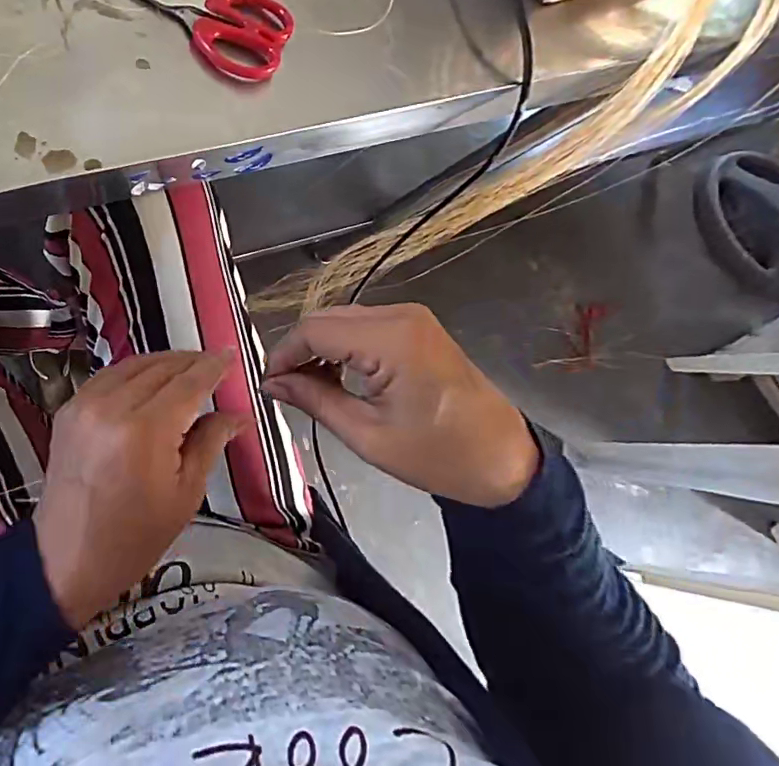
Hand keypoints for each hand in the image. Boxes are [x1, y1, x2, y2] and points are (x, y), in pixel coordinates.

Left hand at [33, 351, 244, 629]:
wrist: (69, 553)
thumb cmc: (134, 536)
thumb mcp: (184, 493)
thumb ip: (209, 443)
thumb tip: (236, 415)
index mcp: (144, 430)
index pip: (186, 383)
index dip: (211, 367)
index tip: (229, 355)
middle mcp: (109, 407)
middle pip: (157, 369)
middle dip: (188, 361)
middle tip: (212, 362)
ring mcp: (82, 405)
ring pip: (129, 367)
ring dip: (159, 363)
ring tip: (185, 368)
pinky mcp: (67, 410)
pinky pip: (105, 378)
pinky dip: (130, 373)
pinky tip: (146, 381)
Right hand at [261, 303, 537, 508]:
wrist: (508, 462)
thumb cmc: (441, 455)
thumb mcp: (366, 435)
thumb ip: (312, 399)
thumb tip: (271, 383)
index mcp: (392, 341)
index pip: (313, 330)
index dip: (283, 354)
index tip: (270, 383)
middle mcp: (401, 317)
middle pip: (323, 319)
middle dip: (298, 350)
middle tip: (286, 386)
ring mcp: (411, 318)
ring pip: (338, 319)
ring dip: (317, 347)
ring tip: (310, 384)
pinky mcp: (415, 326)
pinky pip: (359, 324)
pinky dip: (339, 345)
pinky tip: (336, 374)